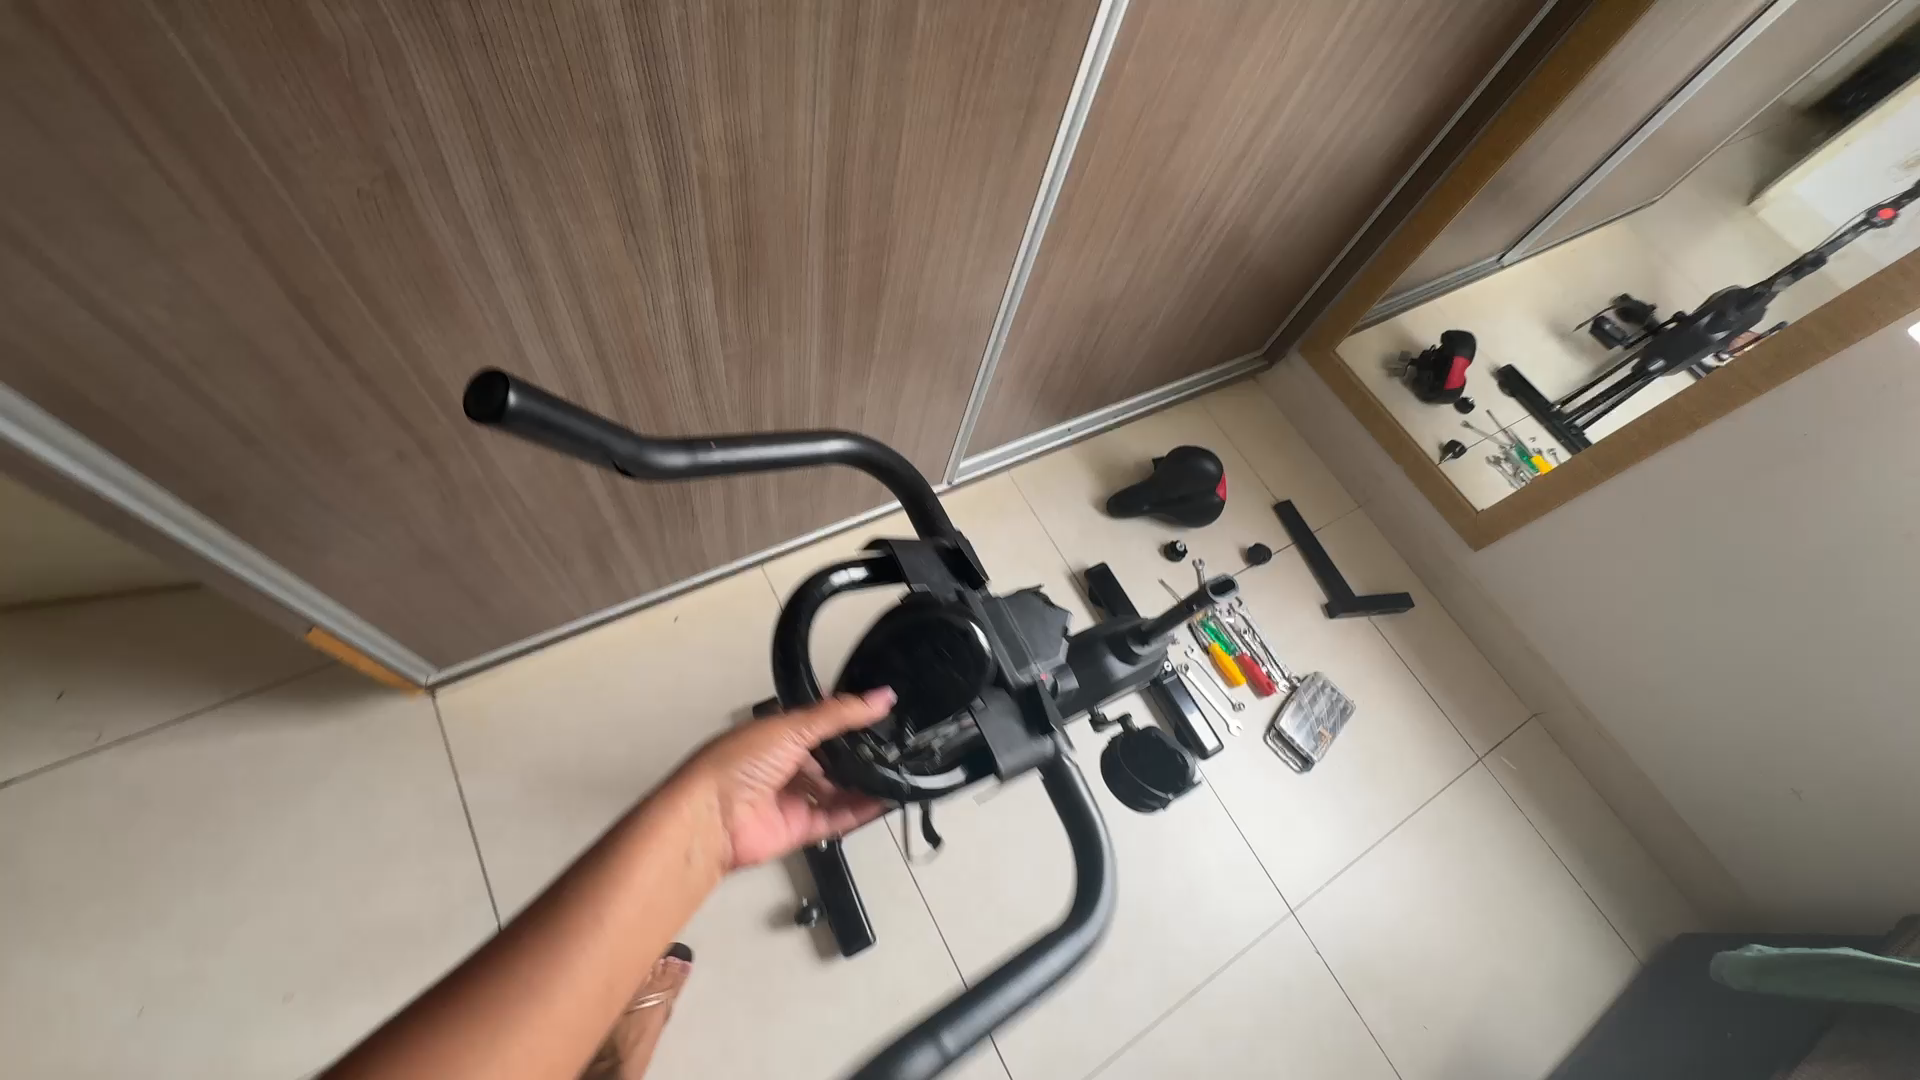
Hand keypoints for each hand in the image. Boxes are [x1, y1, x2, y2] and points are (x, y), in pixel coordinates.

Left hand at [673, 689, 893, 870]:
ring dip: (865, 783)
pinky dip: (861, 812)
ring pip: (838, 790)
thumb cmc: (735, 764)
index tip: (880, 713)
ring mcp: (793, 797)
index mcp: (778, 733)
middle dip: (860, 754)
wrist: (710, 818)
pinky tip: (884, 801)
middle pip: (832, 758)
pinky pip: (837, 818)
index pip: (821, 721)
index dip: (849, 718)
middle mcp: (786, 764)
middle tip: (895, 747)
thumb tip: (880, 697)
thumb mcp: (792, 727)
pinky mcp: (799, 827)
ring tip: (899, 773)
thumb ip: (840, 714)